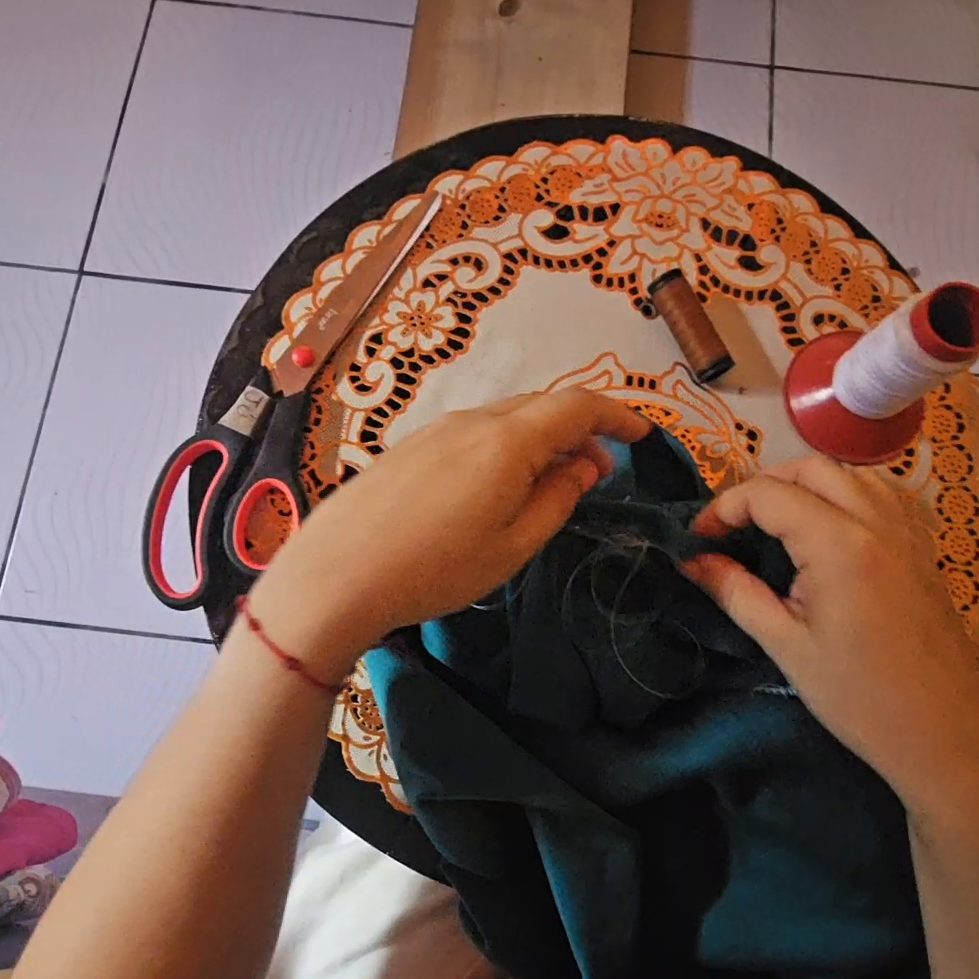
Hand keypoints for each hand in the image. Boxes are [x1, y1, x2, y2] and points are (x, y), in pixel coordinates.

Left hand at [247, 390, 650, 681]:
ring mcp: (434, 430)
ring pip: (505, 419)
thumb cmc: (434, 569)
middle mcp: (472, 421)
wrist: (337, 572)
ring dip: (539, 440)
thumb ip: (557, 498)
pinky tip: (495, 486)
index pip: (577, 406)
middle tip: (596, 471)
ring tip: (548, 483)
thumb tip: (586, 464)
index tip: (641, 435)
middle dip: (579, 431)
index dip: (616, 415)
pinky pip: (472, 433)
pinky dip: (503, 447)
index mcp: (507, 441)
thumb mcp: (512, 545)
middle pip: (540, 406)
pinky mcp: (409, 447)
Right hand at [679, 457, 978, 803]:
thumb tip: (692, 562)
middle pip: (810, 469)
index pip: (767, 494)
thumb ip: (735, 592)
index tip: (699, 540)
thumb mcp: (784, 645)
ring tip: (774, 526)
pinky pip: (879, 497)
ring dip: (804, 485)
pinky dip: (842, 497)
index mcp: (839, 544)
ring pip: (849, 475)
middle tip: (733, 528)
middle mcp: (877, 523)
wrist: (945, 738)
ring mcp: (908, 533)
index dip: (723, 508)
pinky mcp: (923, 550)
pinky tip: (824, 536)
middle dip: (761, 487)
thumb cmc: (858, 698)